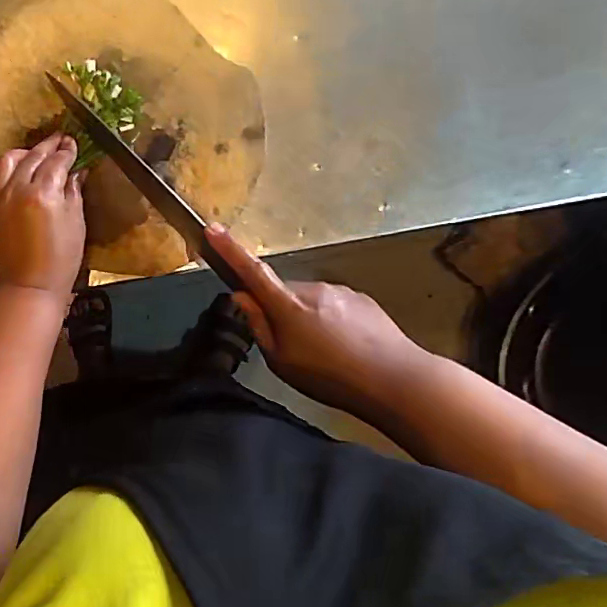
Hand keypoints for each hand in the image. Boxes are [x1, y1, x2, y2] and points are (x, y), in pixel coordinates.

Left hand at [0, 133, 84, 295]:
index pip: (56, 161)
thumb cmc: (60, 261)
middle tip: (61, 139)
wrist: (30, 286)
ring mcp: (2, 196)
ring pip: (11, 160)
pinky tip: (23, 169)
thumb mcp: (76, 224)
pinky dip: (13, 166)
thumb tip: (75, 173)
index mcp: (43, 193)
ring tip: (40, 152)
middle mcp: (18, 189)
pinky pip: (0, 175)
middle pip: (34, 156)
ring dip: (27, 152)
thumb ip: (73, 193)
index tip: (74, 144)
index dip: (67, 151)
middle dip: (49, 146)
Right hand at [207, 223, 432, 417]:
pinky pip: (334, 306)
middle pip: (283, 292)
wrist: (393, 377)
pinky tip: (344, 349)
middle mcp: (314, 289)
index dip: (230, 251)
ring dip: (308, 319)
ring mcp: (340, 292)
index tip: (213, 230)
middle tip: (291, 349)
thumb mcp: (282, 361)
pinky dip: (331, 322)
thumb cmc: (331, 376)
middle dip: (280, 312)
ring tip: (324, 356)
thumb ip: (259, 326)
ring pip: (310, 300)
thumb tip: (242, 298)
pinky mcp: (361, 300)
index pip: (252, 271)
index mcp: (288, 305)